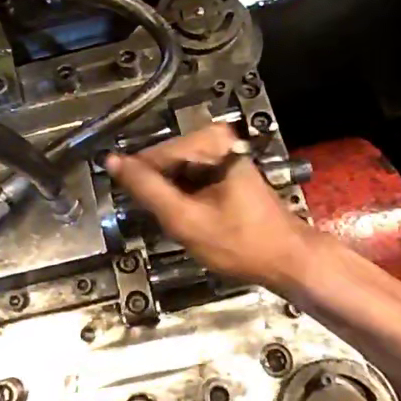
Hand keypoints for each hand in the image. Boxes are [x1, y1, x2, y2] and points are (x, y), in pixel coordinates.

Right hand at [104, 124, 323, 292]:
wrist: (287, 260)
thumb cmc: (240, 243)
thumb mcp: (185, 219)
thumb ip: (147, 189)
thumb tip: (112, 162)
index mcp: (213, 142)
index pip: (155, 154)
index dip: (143, 183)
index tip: (138, 207)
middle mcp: (220, 140)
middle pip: (166, 160)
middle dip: (160, 189)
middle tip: (165, 219)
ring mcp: (225, 155)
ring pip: (176, 171)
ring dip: (171, 196)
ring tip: (181, 221)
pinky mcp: (227, 171)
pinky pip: (191, 177)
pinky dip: (185, 197)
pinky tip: (193, 218)